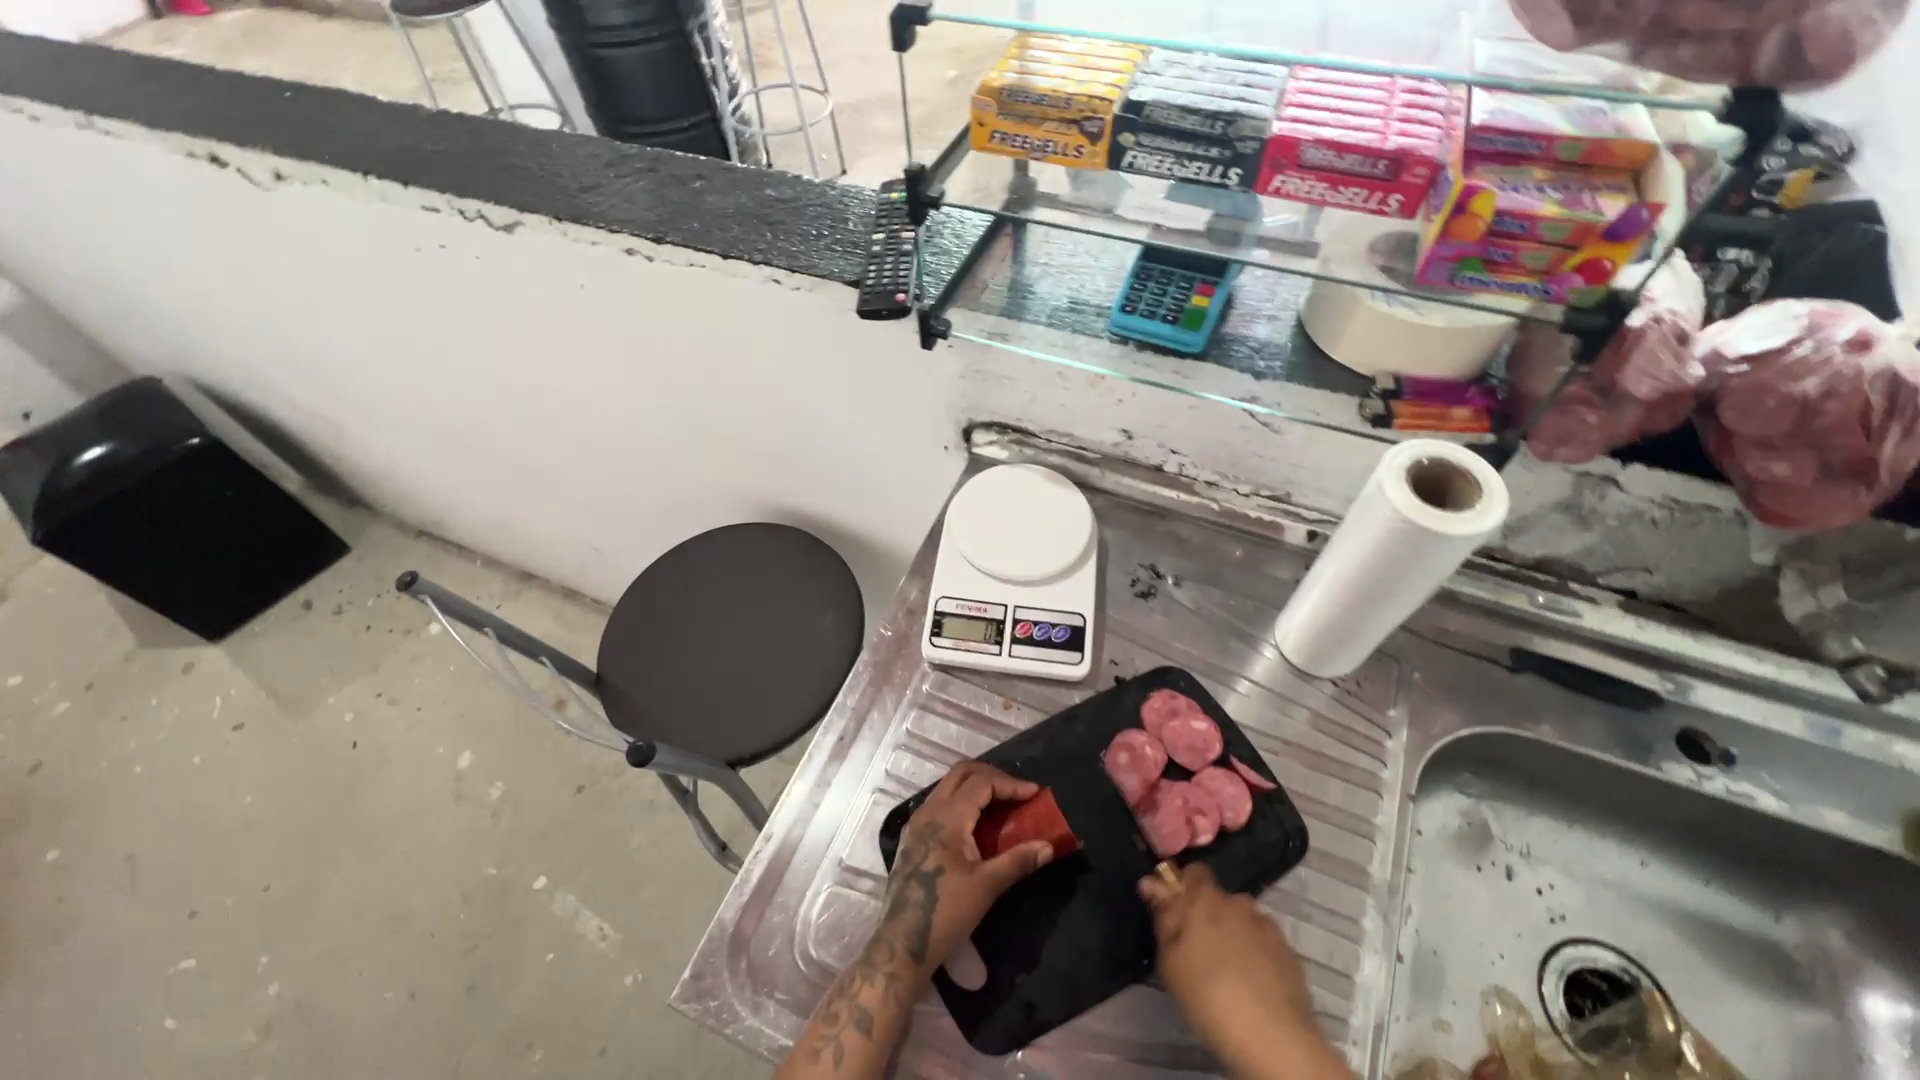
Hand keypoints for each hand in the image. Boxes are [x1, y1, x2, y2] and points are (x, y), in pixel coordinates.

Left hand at [778, 763, 1052, 1079]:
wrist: (904, 942)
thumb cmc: (947, 911)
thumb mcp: (987, 885)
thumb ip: (1018, 860)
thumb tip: (1049, 846)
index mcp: (946, 817)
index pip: (981, 783)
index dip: (1010, 784)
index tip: (1035, 793)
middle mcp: (928, 811)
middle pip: (961, 774)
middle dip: (992, 776)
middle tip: (1017, 791)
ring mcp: (916, 823)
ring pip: (948, 787)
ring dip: (975, 787)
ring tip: (1002, 804)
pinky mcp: (913, 838)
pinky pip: (939, 803)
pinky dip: (962, 801)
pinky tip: (977, 823)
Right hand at [1140, 864, 1351, 1079]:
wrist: (1273, 1037)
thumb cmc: (1207, 997)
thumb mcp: (1170, 962)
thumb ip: (1163, 918)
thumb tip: (1152, 883)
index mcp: (1206, 901)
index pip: (1194, 872)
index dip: (1183, 887)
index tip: (1175, 914)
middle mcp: (1239, 904)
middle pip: (1219, 899)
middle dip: (1208, 916)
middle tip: (1197, 953)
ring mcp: (1268, 927)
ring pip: (1242, 921)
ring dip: (1233, 935)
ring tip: (1227, 973)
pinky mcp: (1289, 952)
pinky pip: (1263, 943)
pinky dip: (1255, 955)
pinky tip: (1250, 985)